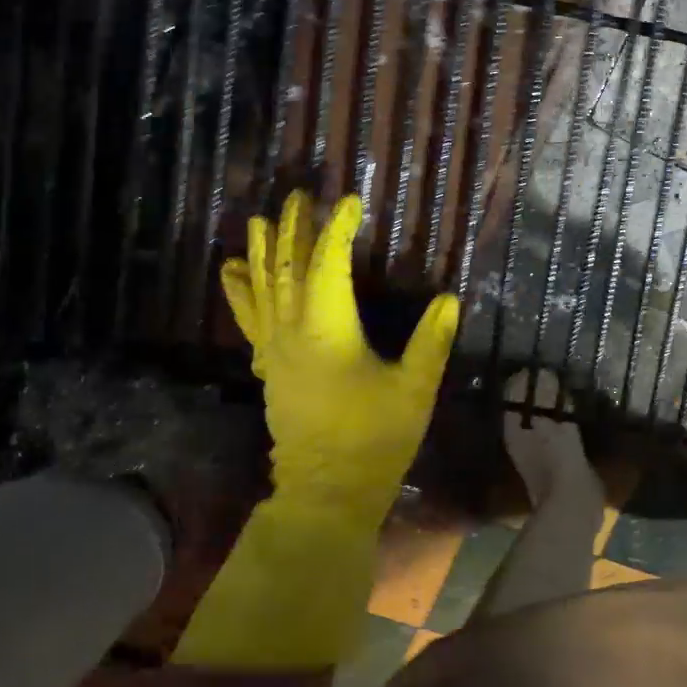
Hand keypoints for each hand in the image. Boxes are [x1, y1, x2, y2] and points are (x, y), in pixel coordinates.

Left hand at [220, 192, 458, 522]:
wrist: (328, 489)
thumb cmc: (377, 436)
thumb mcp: (415, 387)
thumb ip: (432, 341)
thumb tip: (450, 299)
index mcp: (327, 331)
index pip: (329, 266)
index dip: (338, 231)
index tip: (350, 202)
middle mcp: (292, 333)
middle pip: (287, 271)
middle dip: (294, 231)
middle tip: (298, 197)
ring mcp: (276, 352)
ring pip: (262, 291)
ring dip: (263, 253)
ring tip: (260, 222)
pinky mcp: (271, 369)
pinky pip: (250, 319)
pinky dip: (241, 292)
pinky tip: (235, 274)